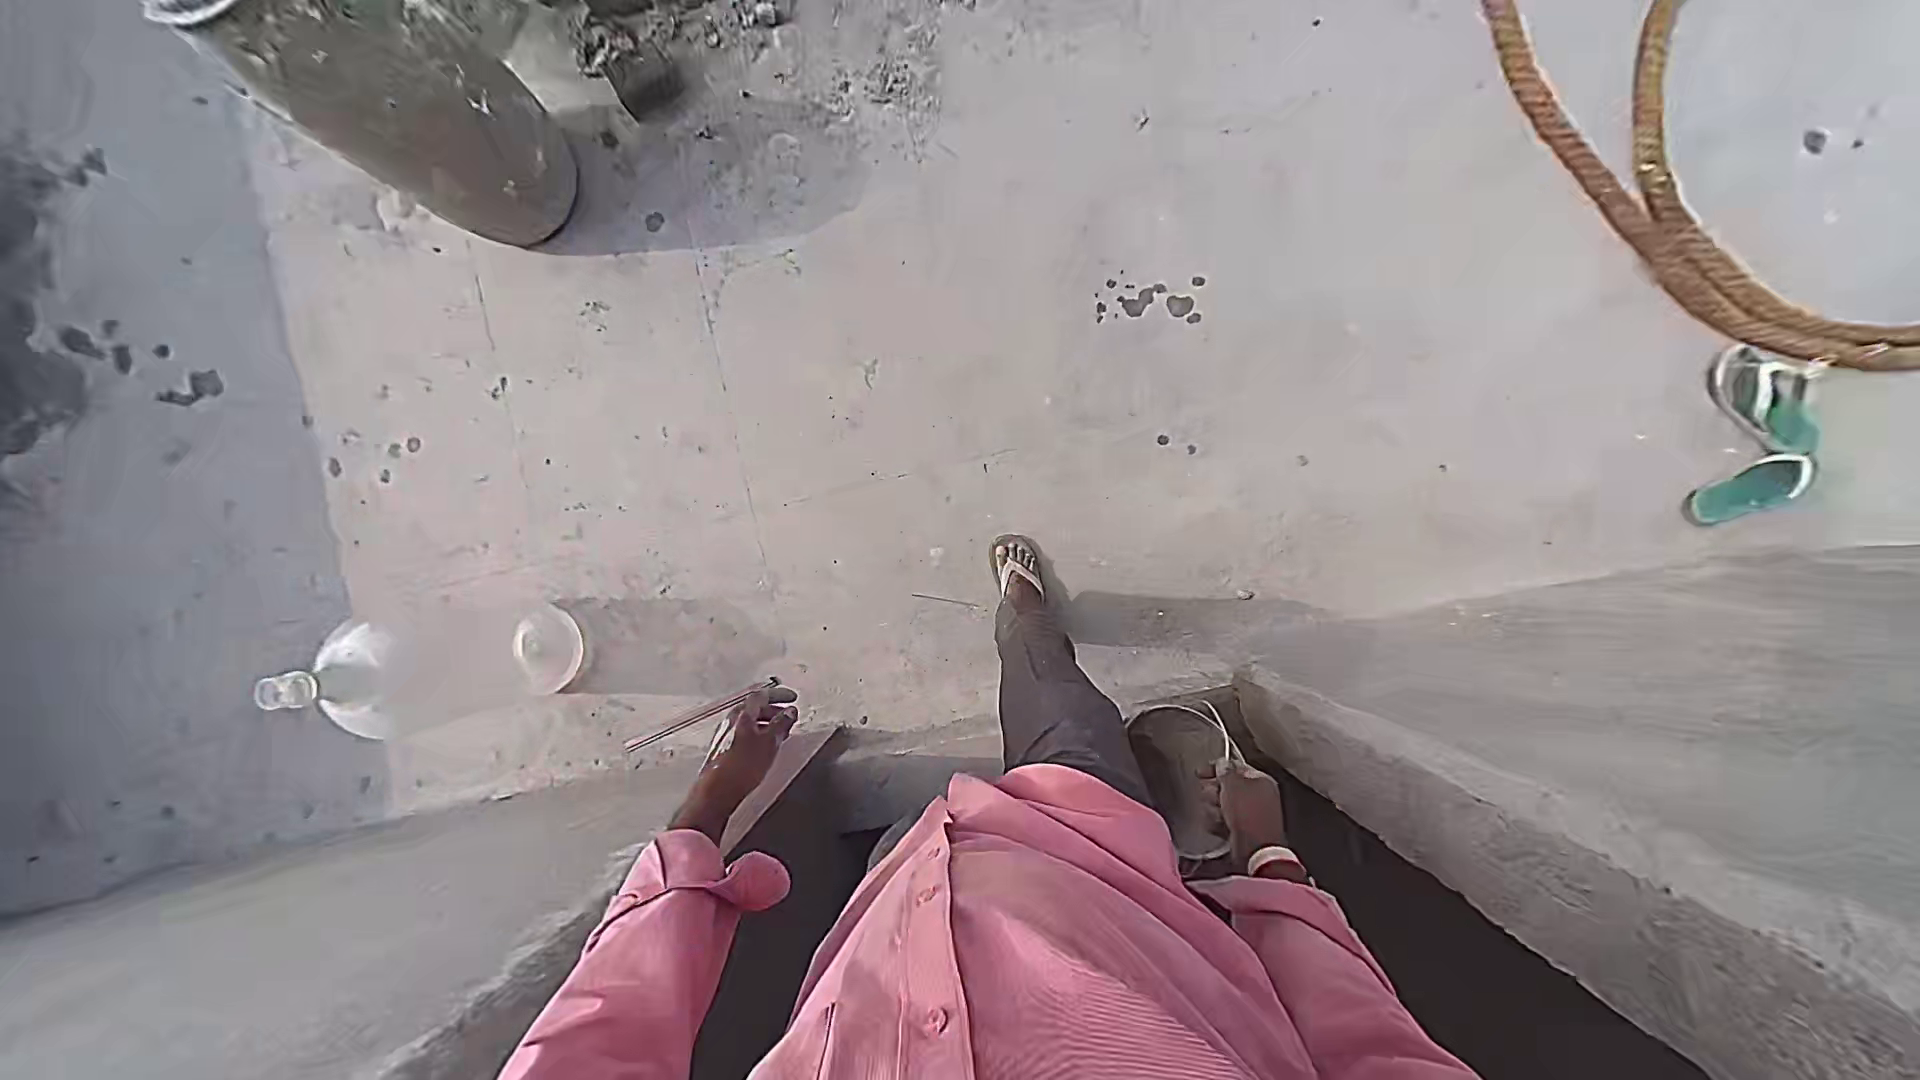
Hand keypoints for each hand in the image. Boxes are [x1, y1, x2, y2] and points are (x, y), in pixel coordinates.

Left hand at [668, 686, 798, 842]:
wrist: (715, 793)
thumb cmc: (739, 768)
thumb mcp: (770, 742)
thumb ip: (782, 723)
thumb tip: (789, 712)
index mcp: (741, 714)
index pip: (762, 695)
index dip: (779, 695)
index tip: (791, 698)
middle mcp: (731, 722)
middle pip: (754, 708)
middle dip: (774, 710)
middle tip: (788, 715)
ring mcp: (725, 736)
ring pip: (749, 722)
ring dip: (766, 724)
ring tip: (779, 733)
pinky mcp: (723, 751)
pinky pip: (744, 735)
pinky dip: (757, 735)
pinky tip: (763, 748)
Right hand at [1200, 760, 1288, 871]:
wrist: (1255, 849)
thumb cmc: (1248, 813)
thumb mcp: (1234, 785)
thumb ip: (1225, 771)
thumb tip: (1222, 763)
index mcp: (1260, 781)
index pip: (1234, 767)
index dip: (1215, 768)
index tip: (1201, 772)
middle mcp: (1257, 796)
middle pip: (1224, 786)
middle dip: (1213, 792)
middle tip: (1213, 797)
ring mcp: (1248, 813)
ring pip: (1220, 803)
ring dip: (1214, 808)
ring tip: (1219, 814)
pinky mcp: (1240, 828)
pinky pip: (1221, 819)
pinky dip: (1217, 821)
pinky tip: (1219, 824)